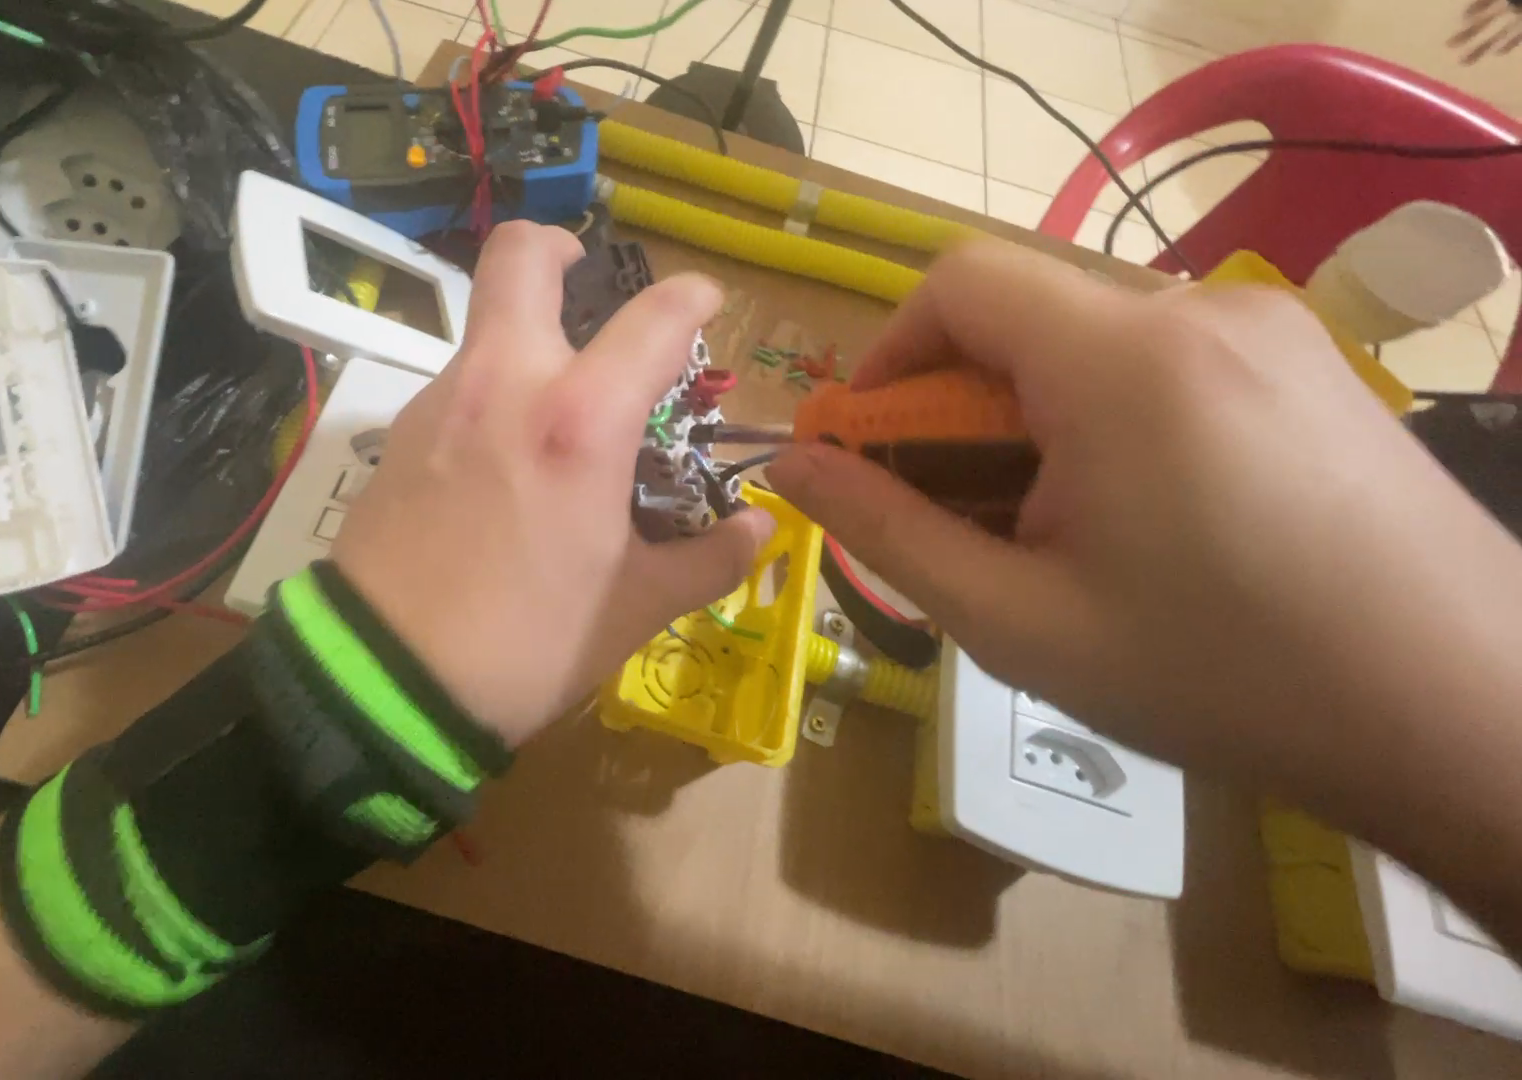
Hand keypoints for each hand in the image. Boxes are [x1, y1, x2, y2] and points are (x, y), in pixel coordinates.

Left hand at [330, 223, 773, 747]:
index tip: (705, 303)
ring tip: (553, 419)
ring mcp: (441, 402)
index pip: (653, 319)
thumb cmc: (528, 642)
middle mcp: (506, 384)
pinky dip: (491, 399)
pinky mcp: (398, 435)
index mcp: (581, 422)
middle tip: (585, 280)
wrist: (387, 680)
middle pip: (521, 257)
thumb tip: (760, 531)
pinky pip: (457, 388)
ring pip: (487, 329)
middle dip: (559, 247)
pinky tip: (500, 466)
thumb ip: (708, 560)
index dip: (692, 297)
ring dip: (527, 343)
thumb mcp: (634, 608)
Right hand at [766, 243, 1521, 856]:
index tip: (869, 442)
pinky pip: (1145, 357)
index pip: (959, 282)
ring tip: (1030, 520)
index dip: (887, 352)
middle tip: (945, 505)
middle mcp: (1198, 313)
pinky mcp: (1298, 364)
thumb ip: (882, 530)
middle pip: (1016, 310)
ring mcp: (1264, 331)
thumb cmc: (1213, 675)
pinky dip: (1084, 413)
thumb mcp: (1009, 616)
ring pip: (1077, 336)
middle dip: (947, 400)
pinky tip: (1112, 508)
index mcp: (1123, 362)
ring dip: (1015, 413)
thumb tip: (789, 467)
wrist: (1469, 722)